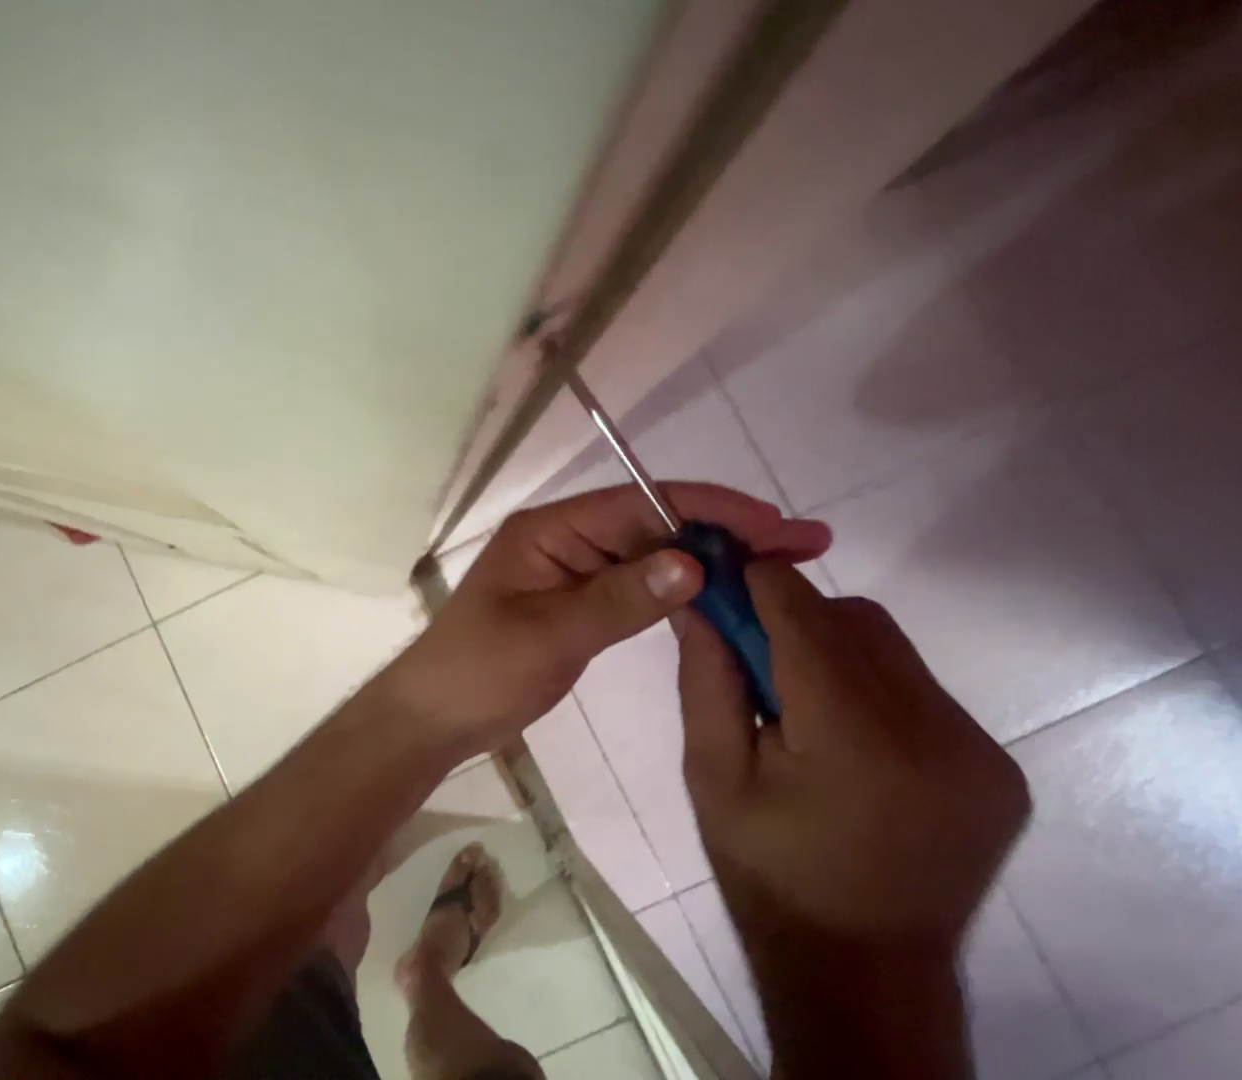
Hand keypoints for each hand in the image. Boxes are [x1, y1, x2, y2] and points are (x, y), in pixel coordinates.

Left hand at [379, 483, 830, 757]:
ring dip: (710, 559)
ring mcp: (572, 571)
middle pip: (654, 523)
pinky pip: (637, 586)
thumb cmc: (481, 670)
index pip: (642, 503)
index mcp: (551, 529)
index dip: (712, 510)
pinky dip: (680, 590)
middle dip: (725, 532)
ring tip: (782, 570)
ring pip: (651, 554)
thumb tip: (696, 563)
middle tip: (807, 546)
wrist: (435, 715)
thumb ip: (621, 599)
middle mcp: (565, 539)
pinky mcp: (578, 604)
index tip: (778, 526)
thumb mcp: (550, 634)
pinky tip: (724, 599)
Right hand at [679, 563, 1030, 947]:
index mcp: (853, 741)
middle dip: (798, 614)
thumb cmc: (765, 871)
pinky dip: (874, 687)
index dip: (762, 580)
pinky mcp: (999, 770)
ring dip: (838, 649)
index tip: (725, 566)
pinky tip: (846, 736)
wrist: (861, 970)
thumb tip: (695, 597)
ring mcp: (979, 752)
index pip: (806, 618)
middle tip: (751, 648)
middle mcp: (934, 734)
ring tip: (799, 701)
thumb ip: (707, 678)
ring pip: (894, 650)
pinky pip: (924, 691)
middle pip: (858, 621)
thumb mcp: (711, 773)